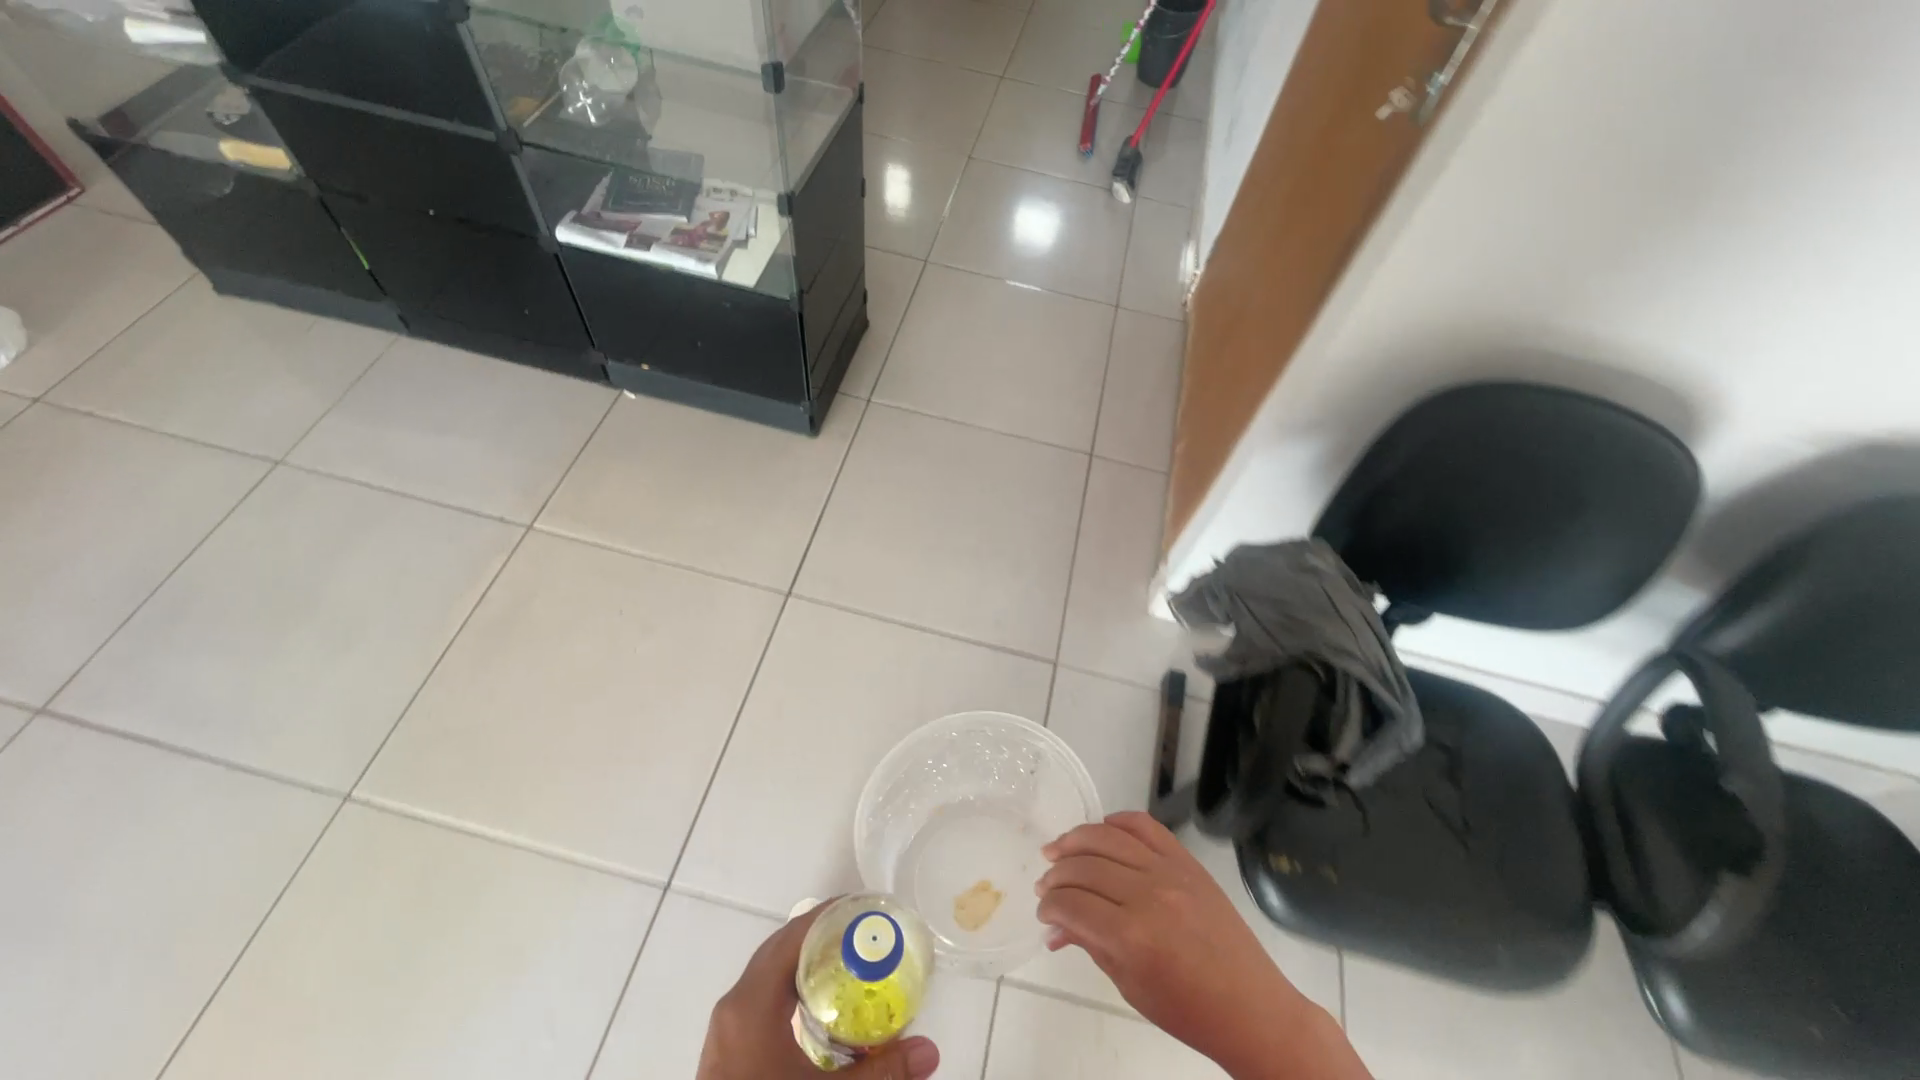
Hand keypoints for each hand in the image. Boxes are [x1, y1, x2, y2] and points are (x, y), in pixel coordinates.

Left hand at [697, 901, 941, 1079]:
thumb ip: (880, 1072)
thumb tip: (930, 1050)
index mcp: (751, 1004)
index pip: (791, 938)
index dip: (827, 916)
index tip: (864, 907)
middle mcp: (734, 1005)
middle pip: (780, 950)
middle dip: (822, 935)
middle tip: (866, 933)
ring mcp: (727, 1027)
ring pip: (770, 974)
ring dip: (806, 962)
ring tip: (850, 962)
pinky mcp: (729, 1046)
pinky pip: (763, 998)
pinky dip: (793, 988)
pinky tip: (822, 1006)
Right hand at [1037, 812, 1370, 1079]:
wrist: (1251, 1007)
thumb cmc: (1186, 1010)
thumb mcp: (1129, 983)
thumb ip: (1089, 943)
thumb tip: (1054, 926)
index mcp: (1130, 934)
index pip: (1071, 903)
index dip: (1049, 905)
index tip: (1043, 912)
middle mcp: (1148, 893)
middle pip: (1084, 866)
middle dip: (1056, 875)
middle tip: (1046, 885)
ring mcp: (1170, 872)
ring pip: (1108, 837)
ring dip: (1076, 841)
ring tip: (1058, 851)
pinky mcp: (1187, 862)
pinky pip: (1145, 827)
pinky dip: (1116, 822)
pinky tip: (1099, 831)